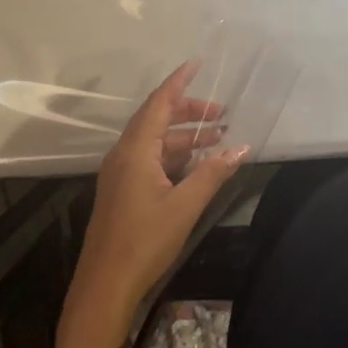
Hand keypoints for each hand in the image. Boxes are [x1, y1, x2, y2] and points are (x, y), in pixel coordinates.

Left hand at [70, 61, 248, 321]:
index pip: (159, 103)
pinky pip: (150, 160)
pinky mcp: (123, 192)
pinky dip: (174, 156)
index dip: (179, 82)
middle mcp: (124, 155)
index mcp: (135, 150)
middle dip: (188, 113)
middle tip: (221, 115)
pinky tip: (196, 167)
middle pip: (157, 120)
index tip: (197, 64)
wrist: (106, 283)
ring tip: (217, 139)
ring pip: (155, 142)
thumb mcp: (185, 205)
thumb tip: (241, 147)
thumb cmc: (145, 240)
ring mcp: (120, 174)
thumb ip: (213, 173)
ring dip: (184, 138)